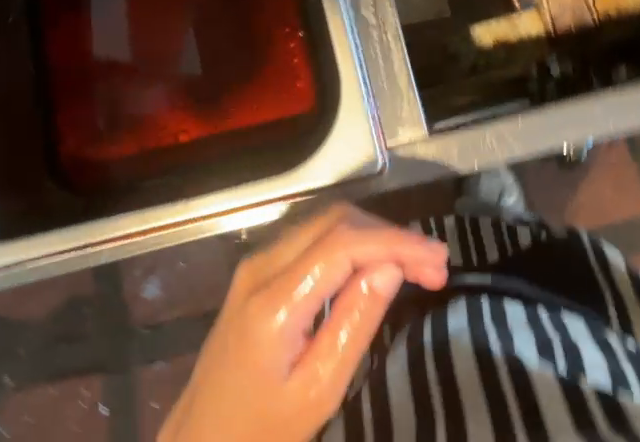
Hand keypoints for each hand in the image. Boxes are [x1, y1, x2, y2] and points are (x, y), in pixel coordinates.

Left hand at [159, 204, 448, 441]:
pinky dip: (352, 241)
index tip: (439, 259)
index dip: (396, 242)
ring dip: (374, 234)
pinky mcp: (258, 270)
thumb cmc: (262, 427)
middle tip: (434, 268)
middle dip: (390, 234)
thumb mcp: (317, 391)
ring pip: (325, 221)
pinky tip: (378, 264)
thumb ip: (354, 325)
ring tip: (416, 266)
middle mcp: (262, 266)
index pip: (343, 243)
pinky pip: (312, 237)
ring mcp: (256, 263)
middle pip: (335, 220)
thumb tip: (391, 269)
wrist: (200, 436)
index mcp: (274, 300)